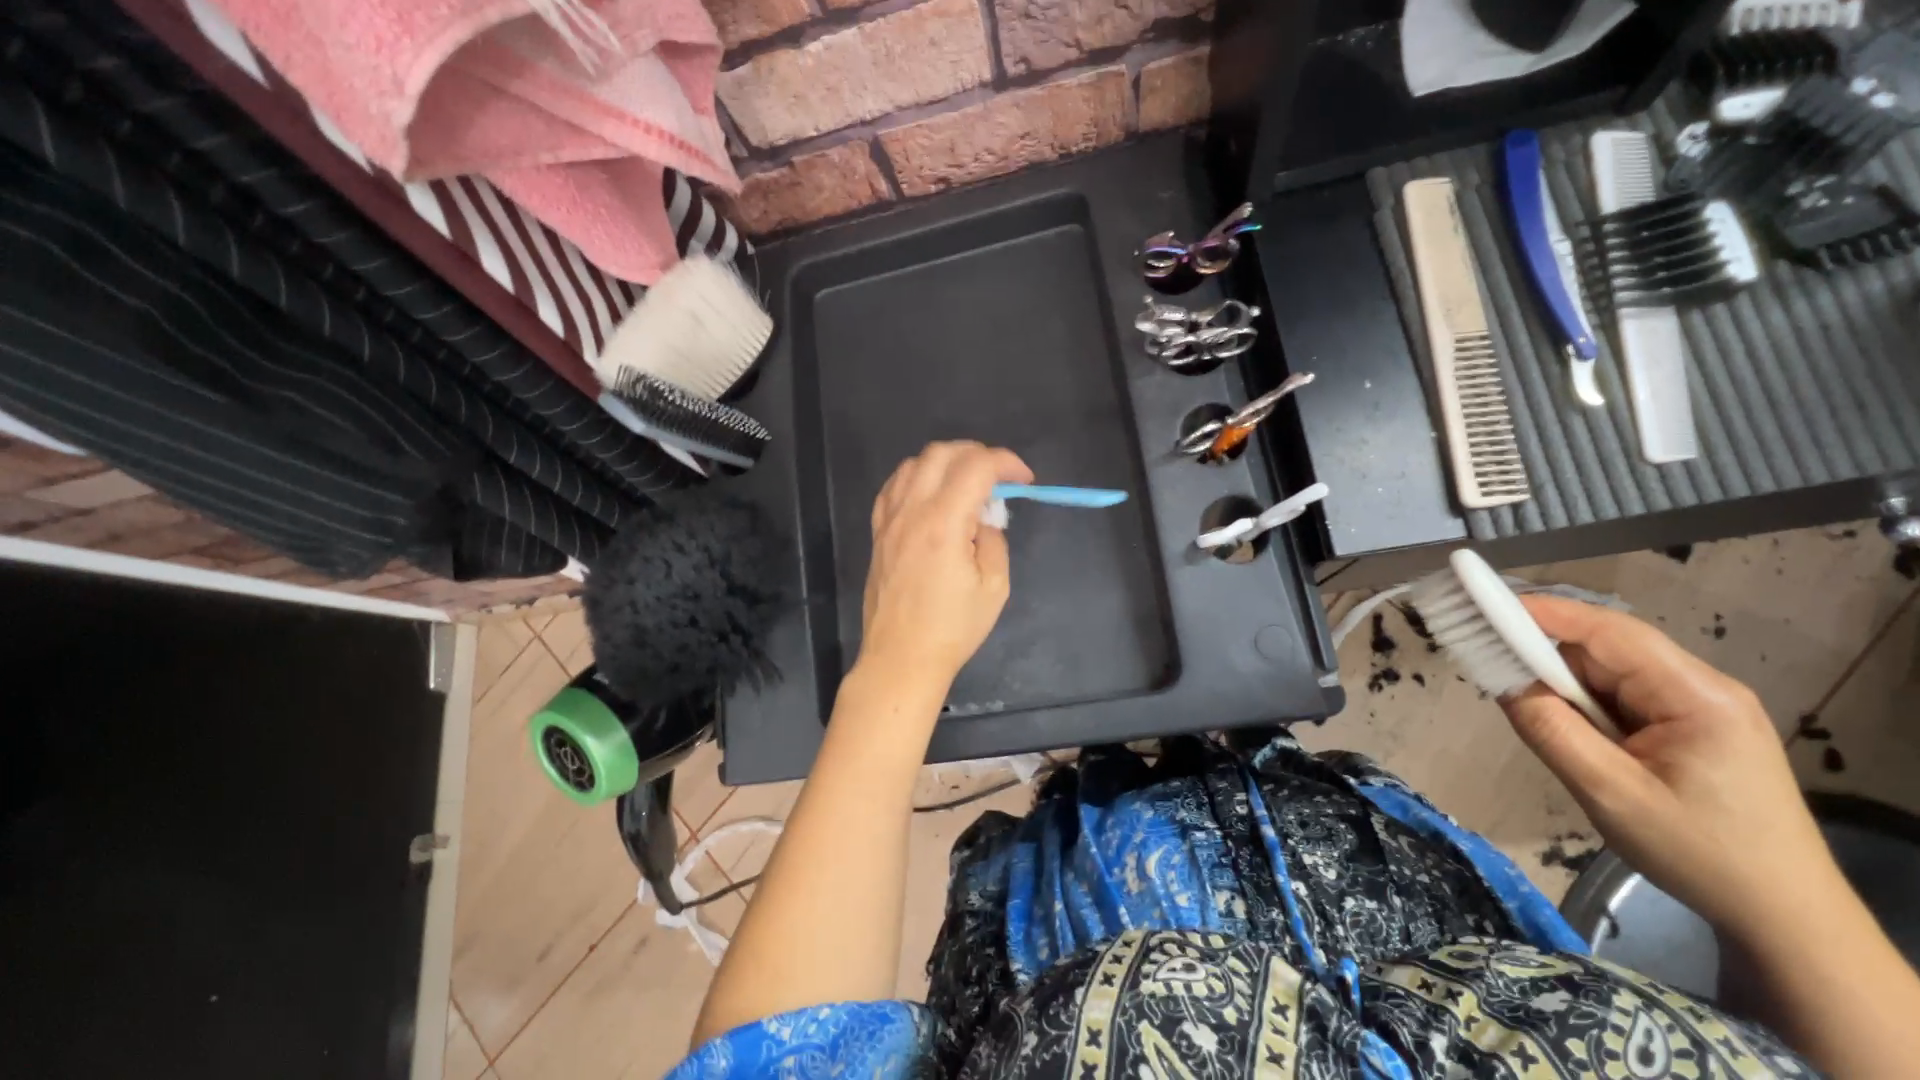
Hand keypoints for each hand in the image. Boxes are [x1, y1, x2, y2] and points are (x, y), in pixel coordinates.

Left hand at [857, 441, 1032, 689]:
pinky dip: (917, 478)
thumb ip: (993, 541)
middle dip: (977, 454)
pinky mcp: (878, 533)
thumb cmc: (952, 629)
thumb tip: (984, 518)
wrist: (901, 657)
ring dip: (946, 462)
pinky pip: (894, 487)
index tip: (1025, 479)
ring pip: (914, 463)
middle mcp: (912, 512)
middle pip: (942, 453)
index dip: (1007, 463)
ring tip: (967, 485)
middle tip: (999, 478)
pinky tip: (932, 495)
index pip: (977, 466)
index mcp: (944, 523)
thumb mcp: (994, 587)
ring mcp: (889, 520)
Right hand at [1500, 596, 1840, 943]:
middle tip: (1495, 669)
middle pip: (1611, 650)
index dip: (1545, 614)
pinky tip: (1577, 733)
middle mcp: (1705, 688)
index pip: (1609, 632)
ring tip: (1538, 714)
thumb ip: (1553, 732)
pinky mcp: (1698, 728)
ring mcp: (1706, 707)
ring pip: (1616, 675)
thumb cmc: (1699, 854)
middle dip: (1550, 655)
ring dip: (1569, 687)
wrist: (1784, 913)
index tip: (1485, 609)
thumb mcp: (1610, 795)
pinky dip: (1590, 706)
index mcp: (1696, 695)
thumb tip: (1505, 682)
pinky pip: (1629, 698)